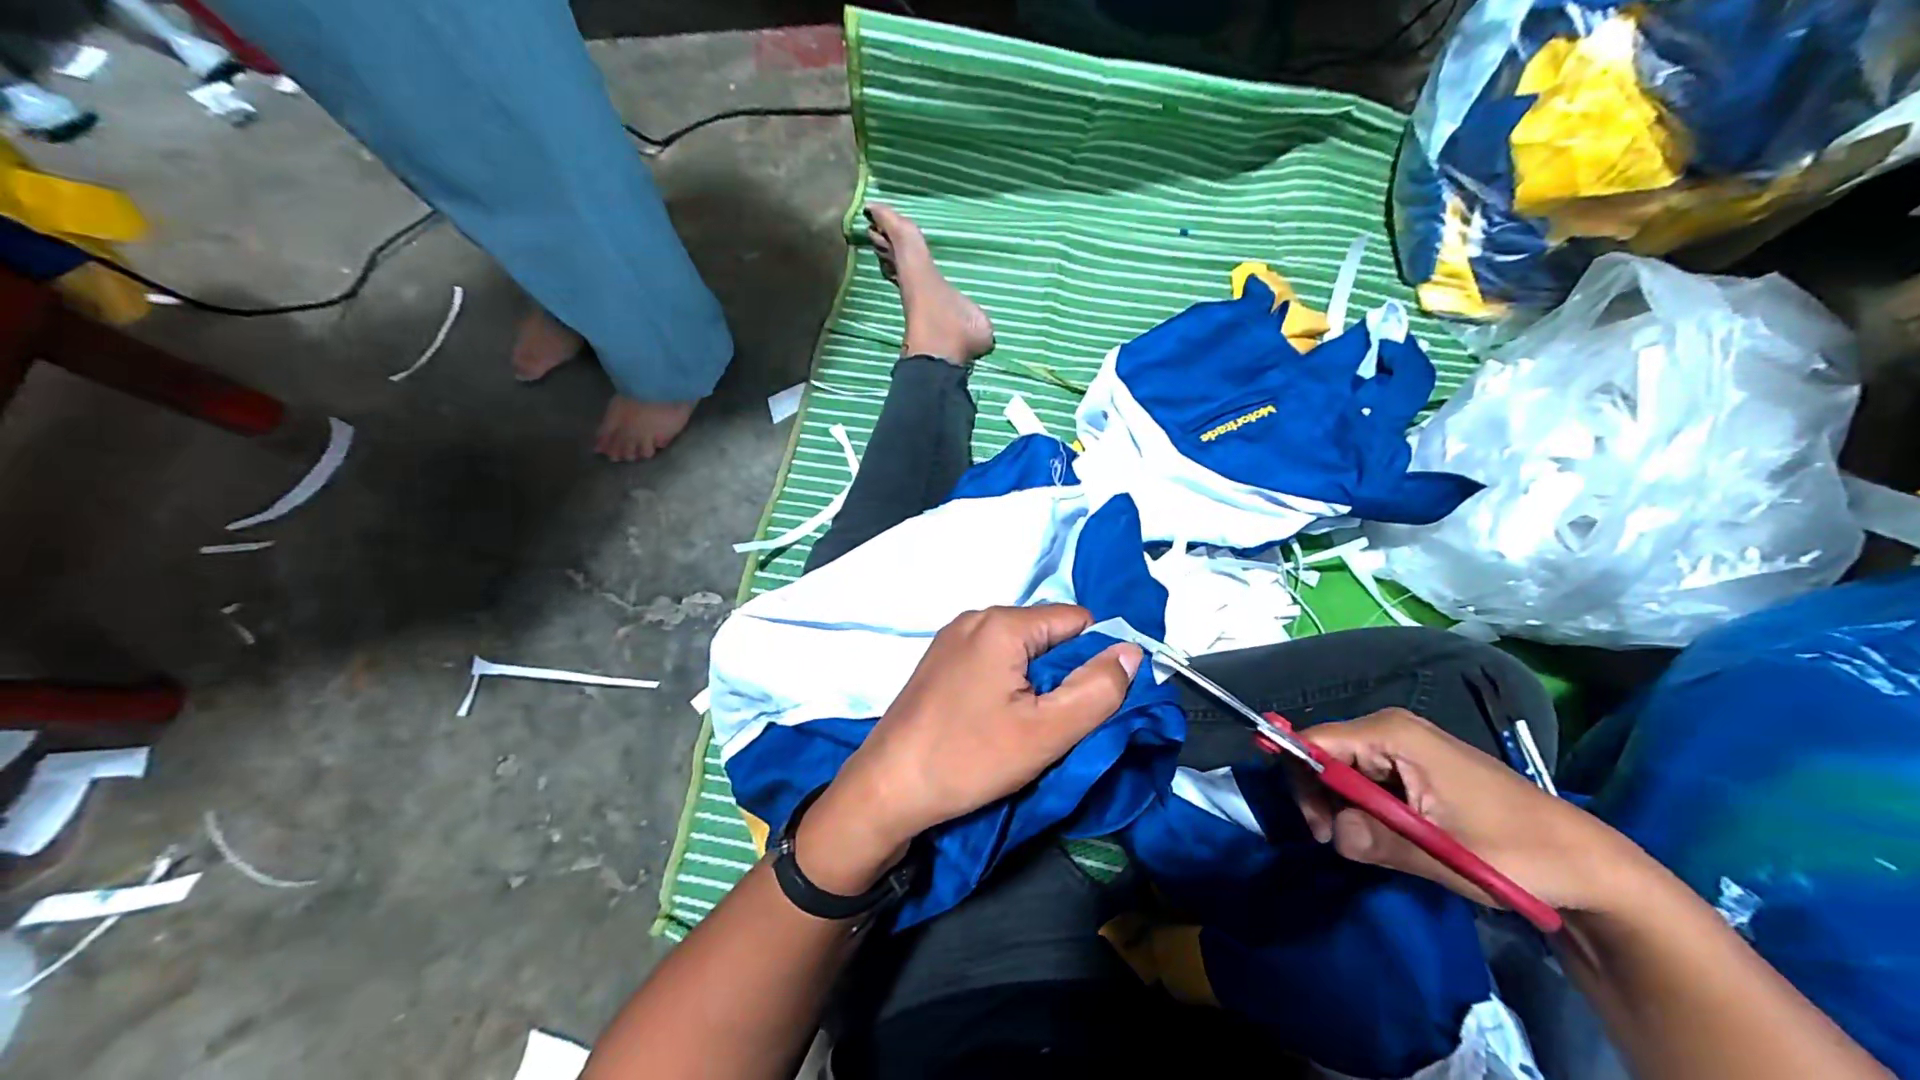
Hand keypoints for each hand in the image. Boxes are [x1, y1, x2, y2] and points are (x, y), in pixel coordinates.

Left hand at [796, 605, 1141, 894]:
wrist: (886, 789)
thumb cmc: (968, 758)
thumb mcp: (1048, 731)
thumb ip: (1099, 688)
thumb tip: (1132, 651)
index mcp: (1002, 624)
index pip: (1077, 621)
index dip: (1094, 660)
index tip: (1084, 705)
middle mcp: (974, 618)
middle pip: (1047, 635)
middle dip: (1061, 675)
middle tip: (1050, 724)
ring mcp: (951, 639)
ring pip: (1019, 651)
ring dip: (1033, 685)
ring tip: (1020, 728)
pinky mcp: (938, 662)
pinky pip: (990, 662)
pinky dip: (1005, 686)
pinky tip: (992, 723)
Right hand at [1293, 708, 1656, 913]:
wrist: (1585, 864)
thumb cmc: (1519, 852)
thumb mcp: (1446, 853)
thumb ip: (1380, 840)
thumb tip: (1332, 833)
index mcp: (1394, 733)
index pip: (1315, 740)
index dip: (1300, 777)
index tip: (1317, 828)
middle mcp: (1391, 729)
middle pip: (1323, 753)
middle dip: (1320, 797)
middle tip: (1338, 842)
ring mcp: (1403, 746)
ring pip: (1340, 768)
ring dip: (1340, 807)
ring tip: (1366, 844)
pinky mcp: (1412, 765)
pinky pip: (1364, 777)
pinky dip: (1361, 807)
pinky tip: (1382, 833)